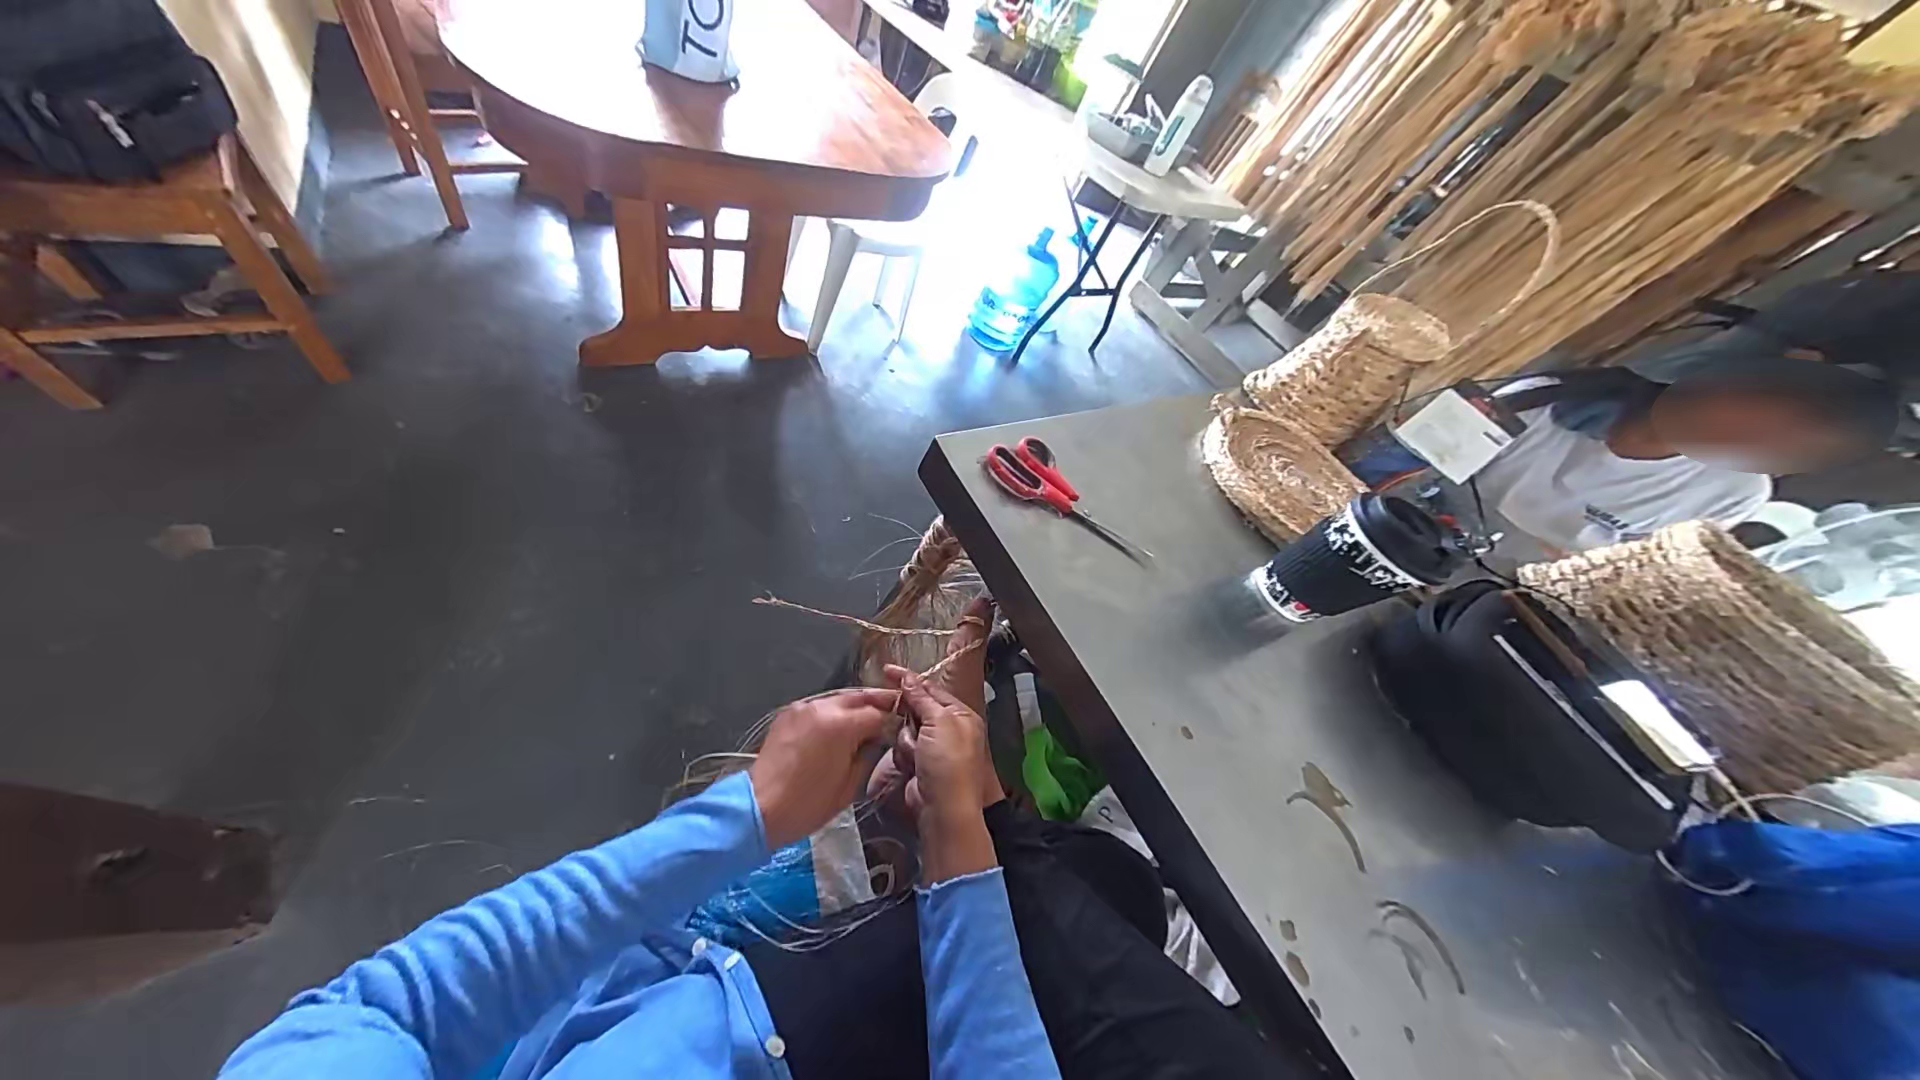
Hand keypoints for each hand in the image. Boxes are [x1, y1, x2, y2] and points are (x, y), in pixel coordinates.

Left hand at [749, 688, 898, 849]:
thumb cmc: (808, 804)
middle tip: (894, 712)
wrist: (759, 809)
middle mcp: (822, 707)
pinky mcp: (789, 714)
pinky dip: (834, 712)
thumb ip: (869, 754)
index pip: (879, 713)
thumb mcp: (850, 784)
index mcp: (841, 724)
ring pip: (840, 698)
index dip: (893, 720)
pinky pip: (820, 706)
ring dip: (856, 706)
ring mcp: (803, 708)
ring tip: (868, 720)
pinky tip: (840, 726)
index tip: (902, 728)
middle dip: (879, 703)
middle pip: (860, 697)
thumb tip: (879, 739)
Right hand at [866, 599, 994, 811]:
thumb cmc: (947, 761)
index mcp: (960, 714)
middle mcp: (948, 728)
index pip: (931, 689)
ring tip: (916, 755)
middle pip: (916, 708)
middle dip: (908, 717)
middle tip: (900, 718)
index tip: (887, 670)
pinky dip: (904, 755)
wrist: (943, 808)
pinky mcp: (918, 763)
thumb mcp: (939, 722)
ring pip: (905, 729)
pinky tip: (911, 766)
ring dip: (907, 740)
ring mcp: (932, 747)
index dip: (909, 680)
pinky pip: (902, 747)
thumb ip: (921, 698)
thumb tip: (908, 676)